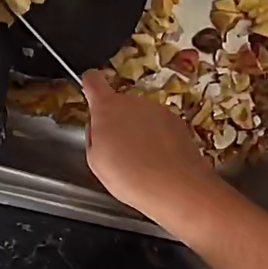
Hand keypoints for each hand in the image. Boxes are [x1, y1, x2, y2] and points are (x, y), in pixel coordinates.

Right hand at [81, 70, 222, 222]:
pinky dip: (157, 140)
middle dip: (117, 121)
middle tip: (117, 150)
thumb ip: (92, 135)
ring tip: (139, 162)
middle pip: (119, 104)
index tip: (88, 91)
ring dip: (138, 132)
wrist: (175, 187)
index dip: (88, 84)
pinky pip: (160, 127)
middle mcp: (134, 102)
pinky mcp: (178, 122)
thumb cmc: (127, 176)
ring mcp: (159, 110)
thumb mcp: (95, 160)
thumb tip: (97, 127)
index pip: (93, 80)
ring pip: (141, 116)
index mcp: (108, 107)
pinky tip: (157, 163)